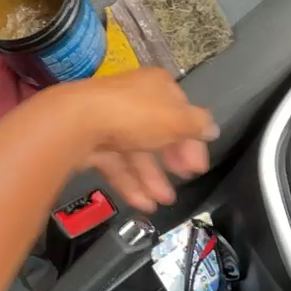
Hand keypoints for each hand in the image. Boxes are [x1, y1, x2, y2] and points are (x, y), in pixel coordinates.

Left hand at [45, 69, 218, 211]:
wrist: (77, 123)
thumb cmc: (135, 115)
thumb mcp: (176, 119)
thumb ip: (198, 125)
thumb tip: (213, 129)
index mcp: (157, 86)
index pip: (182, 112)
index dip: (193, 139)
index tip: (199, 165)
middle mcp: (134, 100)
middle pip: (159, 134)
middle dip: (172, 161)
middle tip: (185, 180)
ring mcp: (110, 121)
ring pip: (137, 153)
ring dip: (153, 179)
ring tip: (165, 201)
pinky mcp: (92, 142)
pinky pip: (116, 164)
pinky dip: (130, 184)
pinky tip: (143, 204)